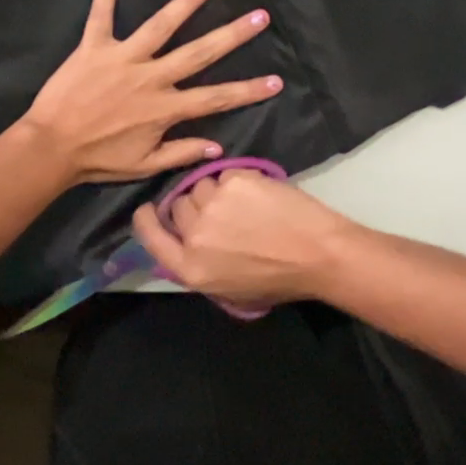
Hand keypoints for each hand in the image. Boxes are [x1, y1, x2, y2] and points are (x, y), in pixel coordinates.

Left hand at [20, 0, 283, 183]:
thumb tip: (218, 147)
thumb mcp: (143, 165)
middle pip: (199, 53)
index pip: (216, 98)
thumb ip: (181, 152)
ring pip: (161, 24)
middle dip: (233, 34)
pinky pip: (101, 13)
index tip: (276, 80)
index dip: (248, 90)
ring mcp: (123, 58)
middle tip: (260, 15)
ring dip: (187, 1)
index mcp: (165, 108)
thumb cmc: (97, 159)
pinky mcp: (93, 46)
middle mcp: (151, 77)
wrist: (50, 147)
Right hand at [131, 170, 355, 306]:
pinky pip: (224, 174)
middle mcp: (194, 236)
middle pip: (177, 206)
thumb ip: (198, 266)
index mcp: (190, 269)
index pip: (149, 236)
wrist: (319, 254)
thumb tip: (184, 243)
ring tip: (244, 205)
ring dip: (216, 193)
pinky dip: (239, 182)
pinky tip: (259, 196)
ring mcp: (213, 205)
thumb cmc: (279, 280)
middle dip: (194, 208)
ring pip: (201, 186)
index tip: (149, 209)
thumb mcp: (228, 290)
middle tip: (221, 215)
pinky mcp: (234, 182)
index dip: (146, 219)